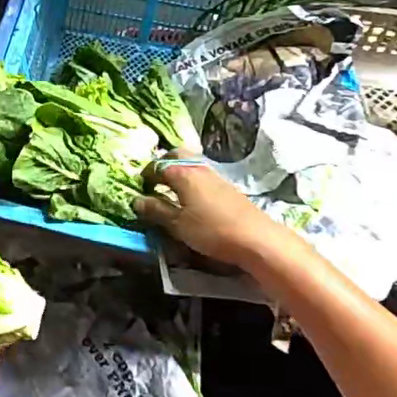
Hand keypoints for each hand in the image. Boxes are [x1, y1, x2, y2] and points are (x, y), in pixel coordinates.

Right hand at [134, 159, 296, 270]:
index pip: (156, 165)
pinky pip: (203, 177)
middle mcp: (198, 169)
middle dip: (163, 164)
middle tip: (156, 182)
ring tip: (173, 193)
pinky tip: (194, 201)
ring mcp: (216, 177)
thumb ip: (155, 210)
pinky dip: (193, 182)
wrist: (260, 241)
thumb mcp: (177, 224)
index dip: (145, 175)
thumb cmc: (212, 230)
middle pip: (176, 155)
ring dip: (179, 174)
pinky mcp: (229, 189)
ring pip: (192, 166)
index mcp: (182, 173)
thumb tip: (137, 200)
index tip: (141, 189)